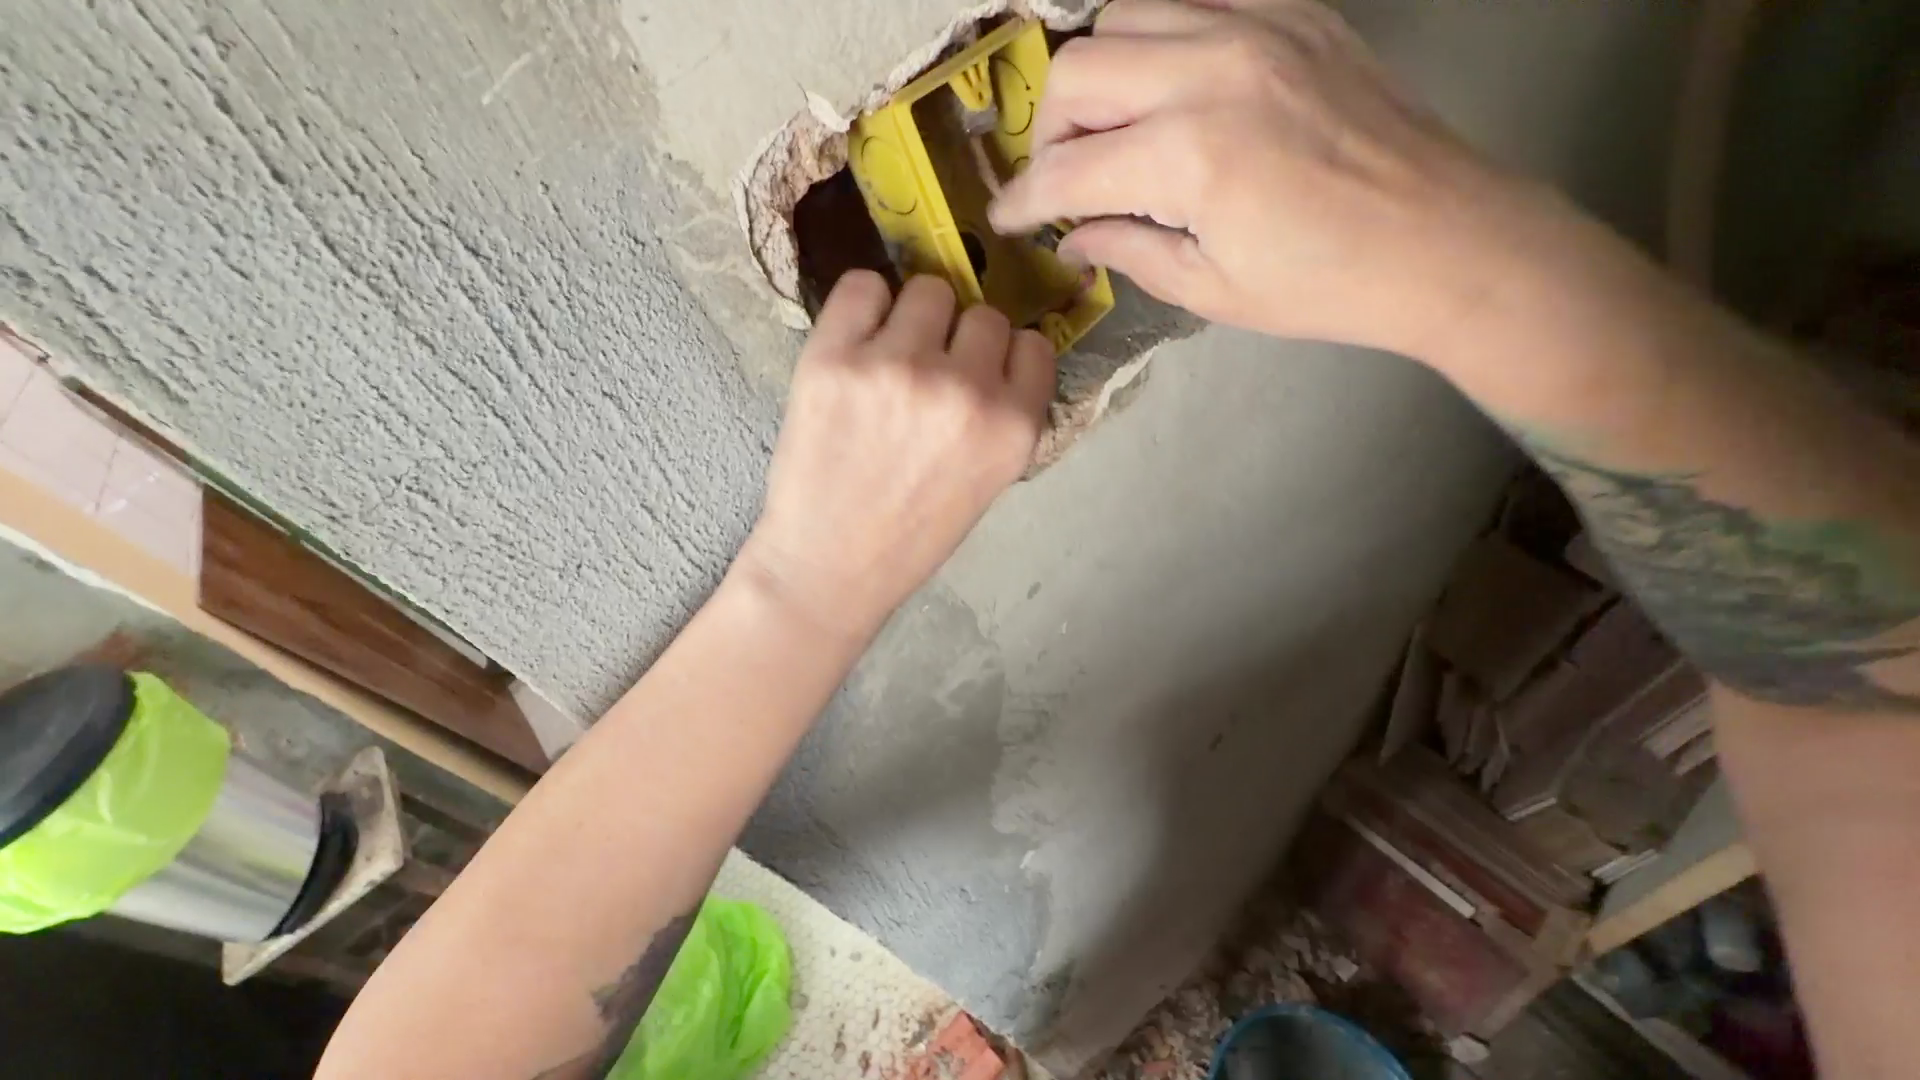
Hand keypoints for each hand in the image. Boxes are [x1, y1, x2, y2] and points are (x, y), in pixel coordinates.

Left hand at [736, 271, 1055, 638]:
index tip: (981, 373)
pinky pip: (864, 285)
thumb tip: (990, 351)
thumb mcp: (990, 480)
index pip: (1032, 344)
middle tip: (929, 373)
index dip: (1004, 357)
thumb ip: (1003, 414)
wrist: (832, 564)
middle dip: (961, 339)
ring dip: (916, 317)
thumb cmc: (913, 534)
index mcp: (1013, 425)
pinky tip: (858, 340)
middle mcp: (964, 387)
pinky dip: (865, 303)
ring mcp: (898, 366)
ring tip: (890, 358)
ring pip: (928, 290)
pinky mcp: (834, 356)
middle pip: (983, 313)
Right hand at [988, 0, 1578, 359]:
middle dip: (1049, 133)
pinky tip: (1169, 86)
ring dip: (1098, 77)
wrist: (1445, 240)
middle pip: (1077, 70)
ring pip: (1125, 17)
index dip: (1021, 201)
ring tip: (1112, 130)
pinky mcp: (1294, 11)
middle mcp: (1213, 72)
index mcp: (1190, 159)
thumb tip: (1071, 236)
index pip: (1067, 172)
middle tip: (1063, 178)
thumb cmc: (1325, 285)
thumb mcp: (1212, 290)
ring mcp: (1257, 27)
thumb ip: (1128, 251)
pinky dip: (1161, 36)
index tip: (1005, 219)